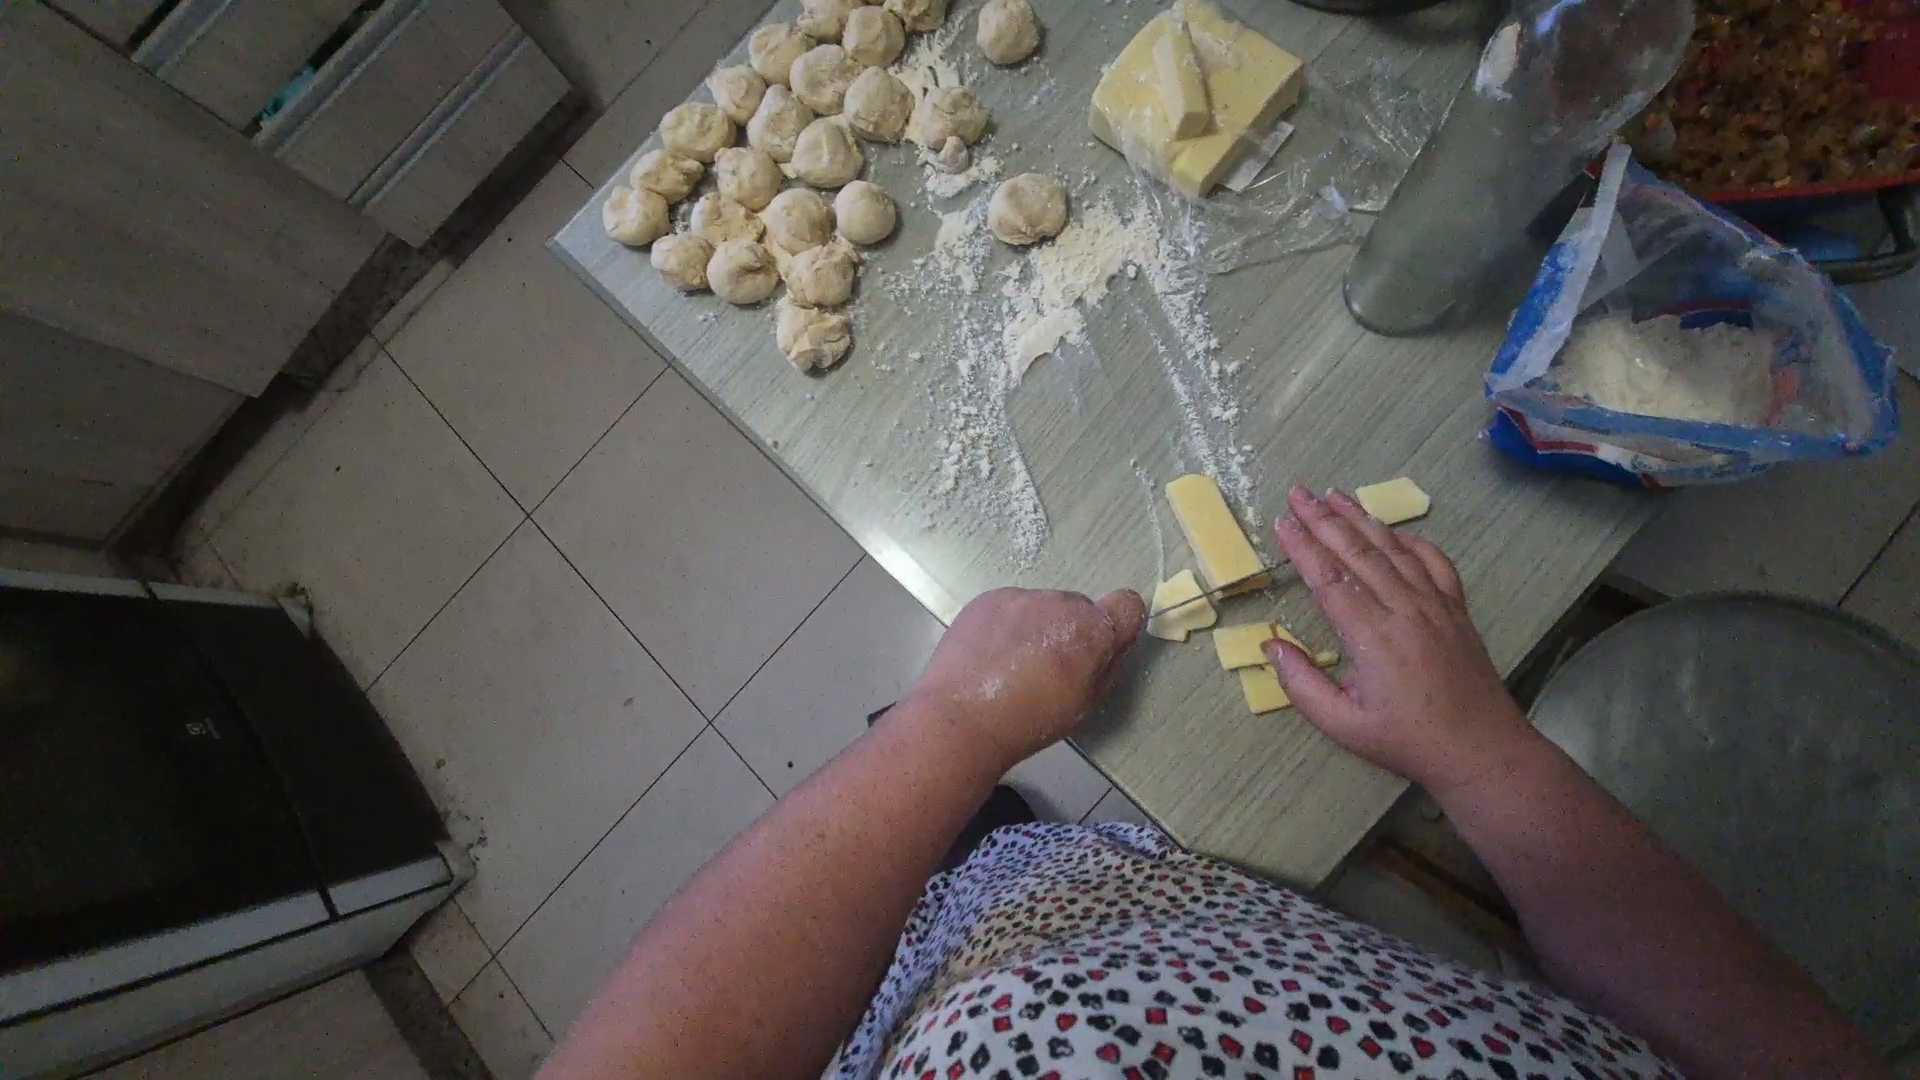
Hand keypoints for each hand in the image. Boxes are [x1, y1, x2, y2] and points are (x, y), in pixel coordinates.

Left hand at [900, 587, 1145, 773]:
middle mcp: (1059, 602)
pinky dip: (1005, 624)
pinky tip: (989, 654)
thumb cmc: (1030, 720)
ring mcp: (1020, 597)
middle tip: (1046, 665)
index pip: (1127, 603)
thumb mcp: (1085, 703)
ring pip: (1041, 606)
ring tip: (1011, 663)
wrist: (961, 717)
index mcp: (1092, 630)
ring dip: (1036, 625)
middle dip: (1070, 629)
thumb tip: (1114, 641)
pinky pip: (1009, 606)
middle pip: (1077, 607)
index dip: (1118, 621)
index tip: (1101, 642)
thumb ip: (1107, 664)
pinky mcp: (987, 598)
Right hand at [1262, 487, 1539, 795]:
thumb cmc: (1405, 740)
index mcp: (1372, 636)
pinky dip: (1412, 541)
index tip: (1282, 522)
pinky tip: (1394, 531)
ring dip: (1362, 519)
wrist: (1483, 751)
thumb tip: (1271, 643)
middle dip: (1324, 519)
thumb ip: (1300, 683)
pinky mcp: (1456, 610)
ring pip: (1394, 550)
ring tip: (1336, 494)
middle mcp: (1404, 610)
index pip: (1329, 579)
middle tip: (1299, 493)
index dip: (1303, 548)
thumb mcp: (1341, 724)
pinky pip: (1435, 563)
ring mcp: (1435, 606)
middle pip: (1357, 553)